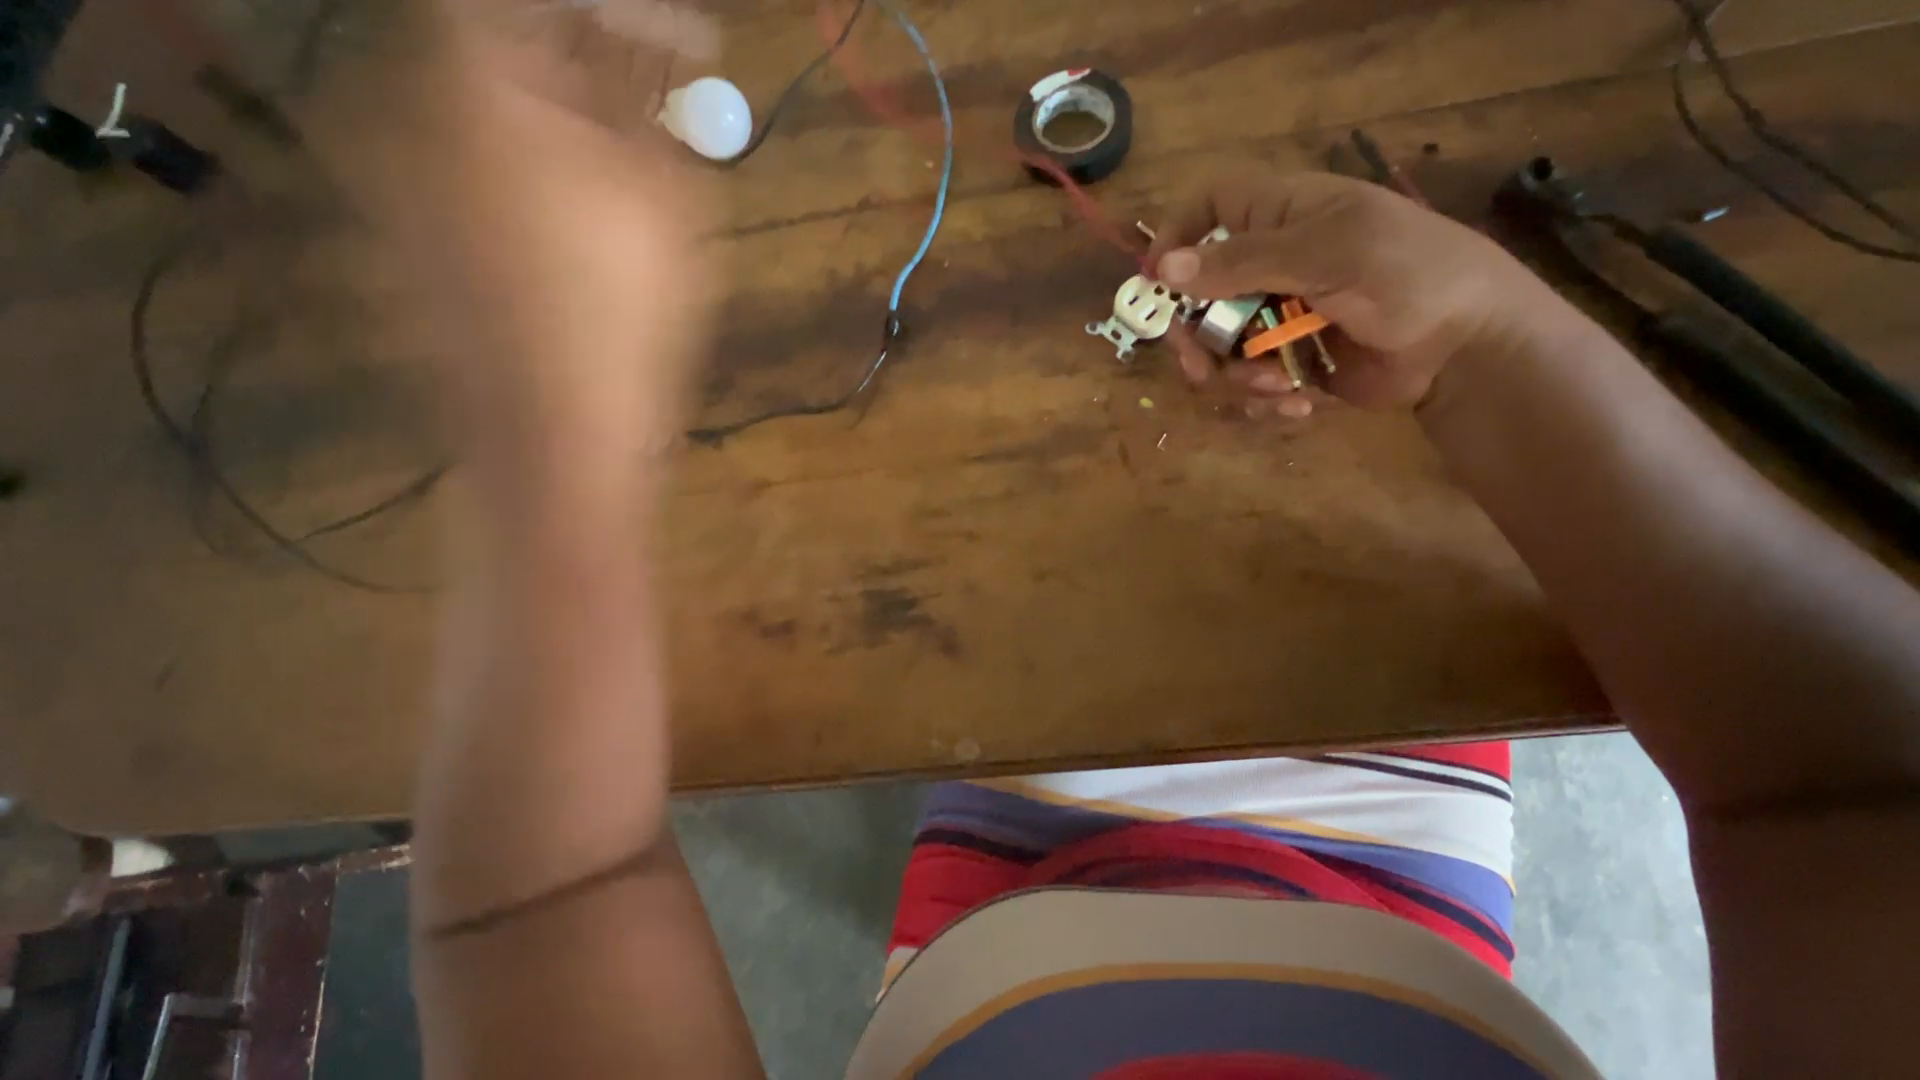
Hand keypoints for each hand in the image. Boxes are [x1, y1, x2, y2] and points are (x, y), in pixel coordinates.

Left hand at [307, 1, 719, 465]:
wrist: (556, 439)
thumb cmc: (624, 313)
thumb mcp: (666, 195)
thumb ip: (653, 102)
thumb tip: (656, 55)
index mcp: (472, 82)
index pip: (538, 2)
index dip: (620, 17)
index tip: (687, 45)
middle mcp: (410, 113)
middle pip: (505, 54)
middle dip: (591, 69)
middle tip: (661, 104)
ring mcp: (398, 184)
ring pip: (491, 120)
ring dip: (565, 127)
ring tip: (633, 169)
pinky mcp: (408, 244)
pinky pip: (473, 178)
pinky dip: (530, 179)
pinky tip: (584, 224)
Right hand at [1146, 171, 1560, 417]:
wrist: (1468, 344)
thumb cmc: (1406, 273)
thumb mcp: (1324, 253)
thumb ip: (1242, 261)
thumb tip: (1163, 268)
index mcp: (1282, 216)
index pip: (1210, 205)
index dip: (1176, 234)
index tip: (1158, 279)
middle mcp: (1274, 264)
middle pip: (1200, 294)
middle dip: (1196, 336)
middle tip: (1199, 368)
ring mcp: (1283, 317)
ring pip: (1223, 348)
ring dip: (1239, 376)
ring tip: (1276, 387)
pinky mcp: (1296, 363)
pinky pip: (1255, 383)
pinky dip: (1268, 400)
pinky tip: (1299, 404)